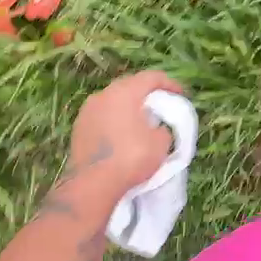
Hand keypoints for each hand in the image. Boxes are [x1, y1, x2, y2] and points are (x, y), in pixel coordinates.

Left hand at [64, 71, 184, 191]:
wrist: (93, 183)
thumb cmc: (132, 157)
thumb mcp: (161, 142)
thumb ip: (162, 127)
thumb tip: (155, 127)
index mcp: (124, 92)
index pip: (151, 77)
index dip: (170, 84)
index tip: (182, 95)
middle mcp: (103, 96)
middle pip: (130, 85)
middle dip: (148, 93)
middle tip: (163, 105)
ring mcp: (87, 111)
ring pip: (114, 100)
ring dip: (130, 106)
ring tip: (143, 120)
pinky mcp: (78, 128)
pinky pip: (103, 115)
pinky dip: (116, 119)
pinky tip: (124, 133)